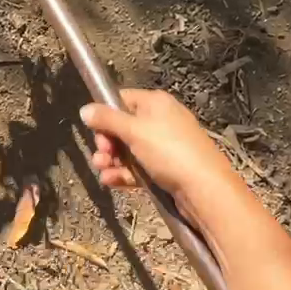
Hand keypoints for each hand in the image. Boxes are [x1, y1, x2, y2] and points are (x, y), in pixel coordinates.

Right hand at [79, 89, 245, 198]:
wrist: (206, 191)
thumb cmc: (170, 152)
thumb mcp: (134, 131)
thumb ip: (107, 119)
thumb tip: (84, 109)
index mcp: (155, 103)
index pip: (122, 99)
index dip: (105, 113)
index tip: (94, 129)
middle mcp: (160, 121)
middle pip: (121, 126)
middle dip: (106, 142)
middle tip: (102, 154)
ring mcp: (163, 147)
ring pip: (127, 149)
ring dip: (111, 160)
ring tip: (103, 170)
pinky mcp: (164, 169)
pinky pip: (137, 167)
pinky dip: (123, 173)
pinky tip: (111, 181)